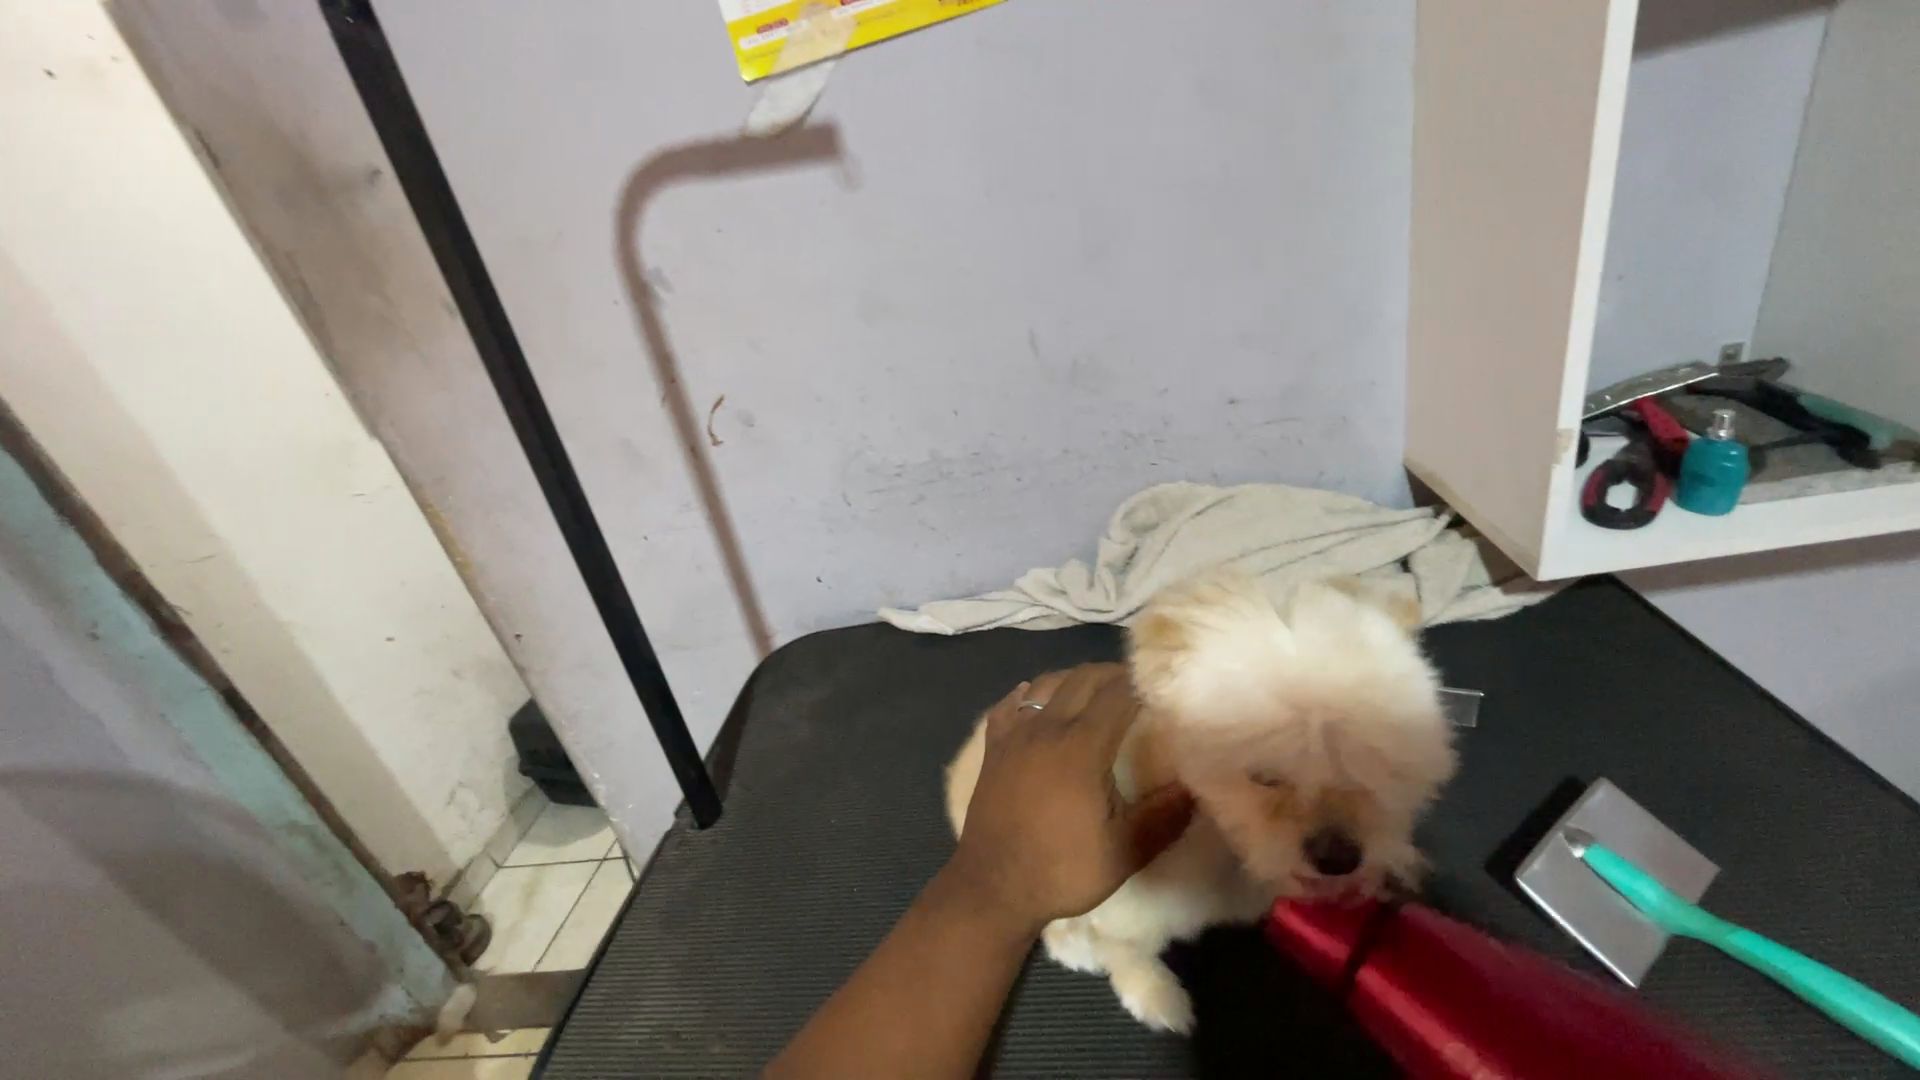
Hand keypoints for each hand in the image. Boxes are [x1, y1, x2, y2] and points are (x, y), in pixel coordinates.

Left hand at [944, 663, 1194, 928]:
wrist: (993, 888)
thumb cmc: (1062, 869)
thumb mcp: (1125, 851)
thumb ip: (1165, 815)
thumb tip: (1198, 785)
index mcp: (1081, 746)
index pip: (1116, 694)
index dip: (1139, 683)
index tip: (1160, 685)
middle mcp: (1046, 728)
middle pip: (1080, 679)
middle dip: (1110, 674)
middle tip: (1134, 685)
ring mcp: (1014, 735)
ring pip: (1044, 684)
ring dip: (1072, 679)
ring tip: (1094, 690)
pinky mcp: (992, 749)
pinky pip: (1009, 705)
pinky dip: (1027, 694)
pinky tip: (1034, 698)